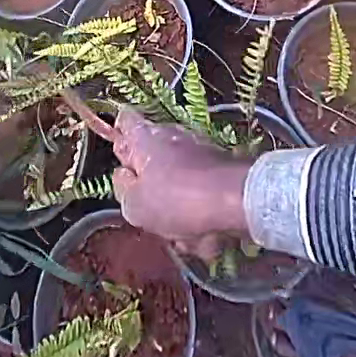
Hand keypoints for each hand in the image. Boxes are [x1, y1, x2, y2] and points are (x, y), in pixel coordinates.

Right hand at [111, 108, 252, 256]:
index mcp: (145, 138)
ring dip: (179, 214)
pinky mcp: (219, 168)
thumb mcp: (134, 204)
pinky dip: (202, 216)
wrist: (236, 199)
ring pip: (177, 186)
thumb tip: (123, 176)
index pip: (124, 120)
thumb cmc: (177, 199)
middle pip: (151, 162)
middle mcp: (172, 136)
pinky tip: (207, 236)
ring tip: (187, 236)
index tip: (123, 165)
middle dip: (152, 192)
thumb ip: (122, 188)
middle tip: (154, 215)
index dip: (119, 138)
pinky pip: (201, 195)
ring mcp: (197, 150)